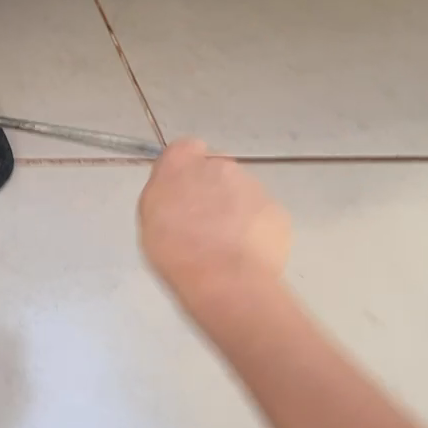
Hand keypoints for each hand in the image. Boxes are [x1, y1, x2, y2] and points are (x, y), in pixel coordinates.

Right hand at [138, 139, 291, 313]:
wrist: (224, 279)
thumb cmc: (174, 248)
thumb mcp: (150, 214)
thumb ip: (165, 190)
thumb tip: (176, 190)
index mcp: (180, 163)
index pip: (186, 148)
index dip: (186, 168)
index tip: (183, 189)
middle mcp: (218, 166)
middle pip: (217, 170)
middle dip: (212, 189)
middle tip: (203, 221)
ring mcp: (252, 187)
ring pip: (242, 192)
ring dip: (235, 208)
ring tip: (226, 243)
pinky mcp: (277, 211)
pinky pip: (262, 214)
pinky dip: (255, 228)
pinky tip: (245, 252)